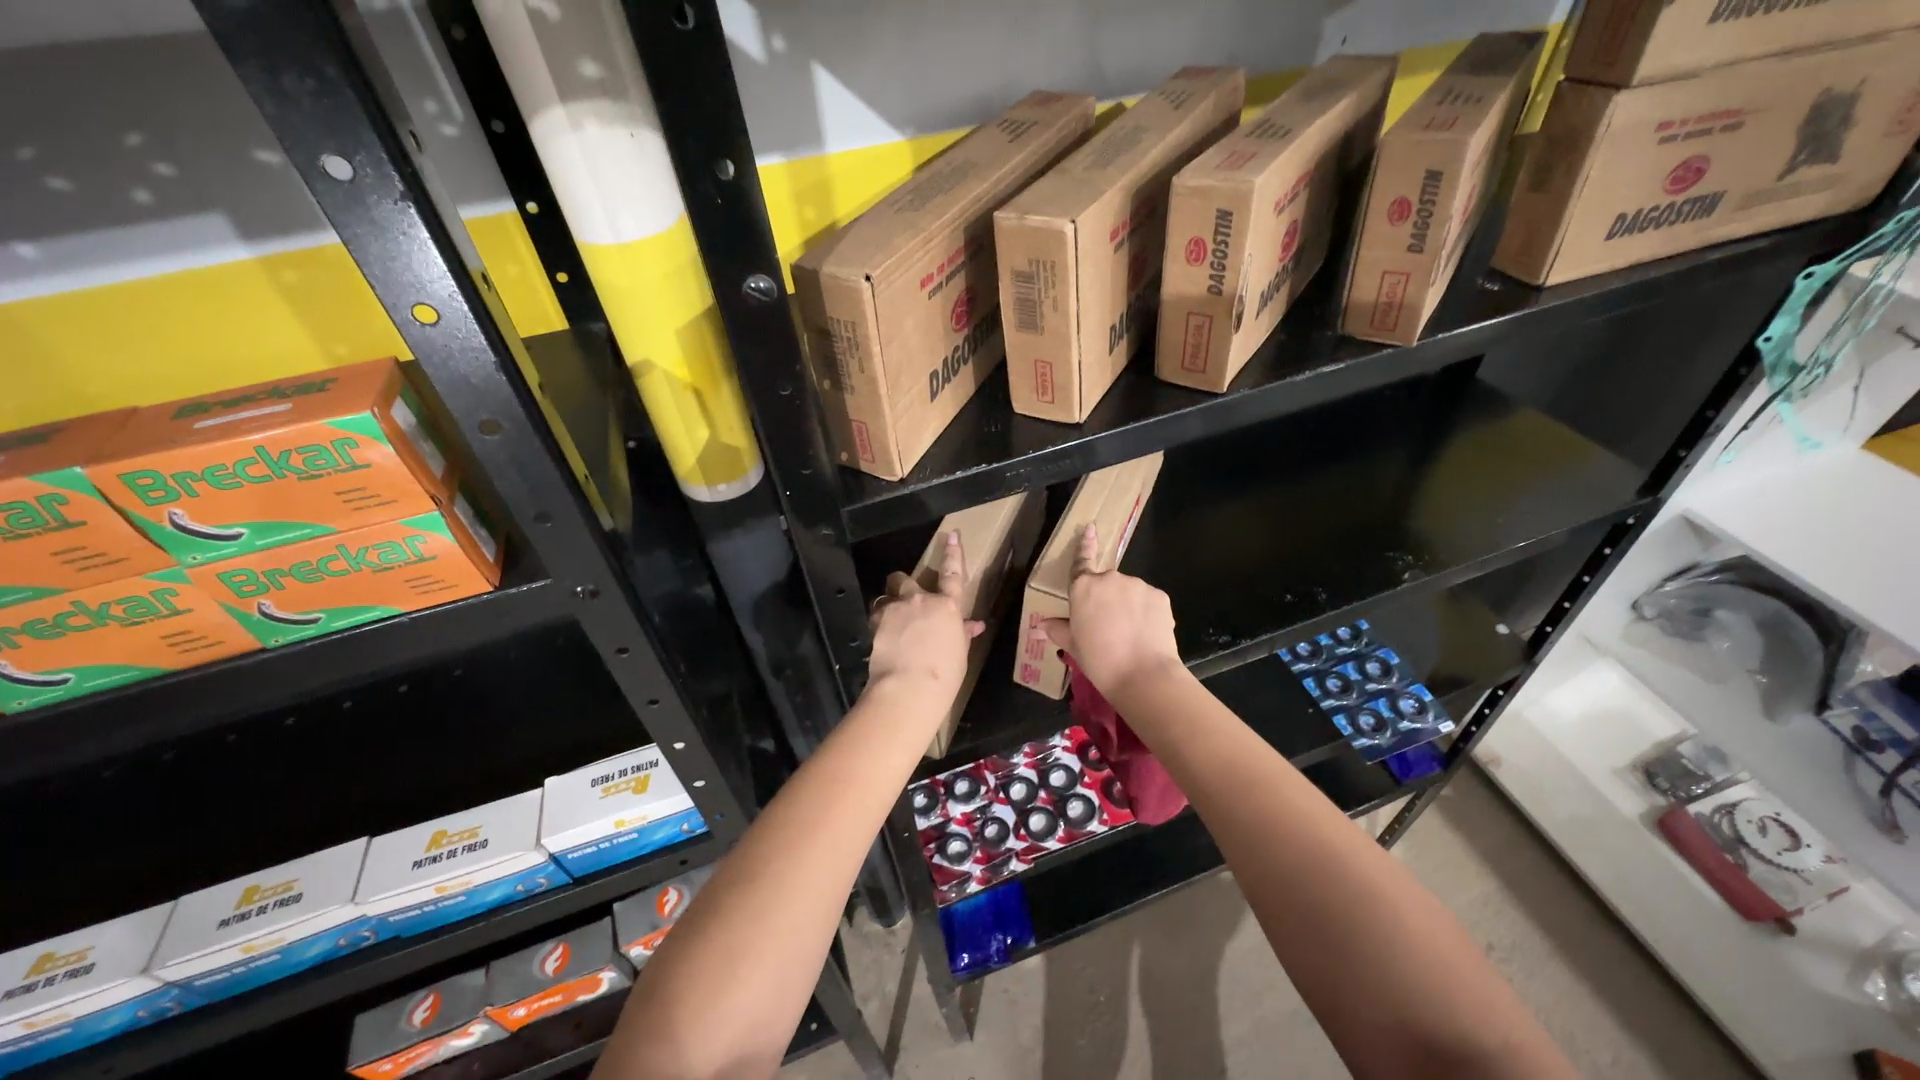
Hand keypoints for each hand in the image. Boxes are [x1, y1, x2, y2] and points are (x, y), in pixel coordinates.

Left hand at [865, 532, 983, 700]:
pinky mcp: (876, 623)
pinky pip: (876, 615)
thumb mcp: (959, 654)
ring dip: (888, 604)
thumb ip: (963, 634)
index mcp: (947, 606)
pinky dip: (879, 623)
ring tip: (891, 621)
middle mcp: (920, 600)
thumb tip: (974, 625)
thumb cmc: (944, 674)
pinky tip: (882, 638)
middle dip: (902, 585)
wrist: (909, 686)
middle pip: (905, 580)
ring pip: (885, 595)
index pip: (952, 574)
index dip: (953, 554)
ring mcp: (896, 609)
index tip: (952, 535)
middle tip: (905, 600)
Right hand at [1039, 524, 1182, 699]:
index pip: (1081, 561)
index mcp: (1083, 588)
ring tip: (1129, 634)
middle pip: (1106, 583)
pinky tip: (1145, 634)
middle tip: (1107, 626)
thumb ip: (1058, 630)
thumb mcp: (1073, 645)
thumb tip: (1039, 626)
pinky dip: (1146, 613)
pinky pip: (1148, 601)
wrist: (1142, 674)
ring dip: (1127, 606)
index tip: (1090, 528)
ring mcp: (1137, 585)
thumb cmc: (1099, 660)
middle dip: (1106, 599)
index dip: (1085, 544)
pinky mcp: (1159, 596)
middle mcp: (1110, 579)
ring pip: (1129, 592)